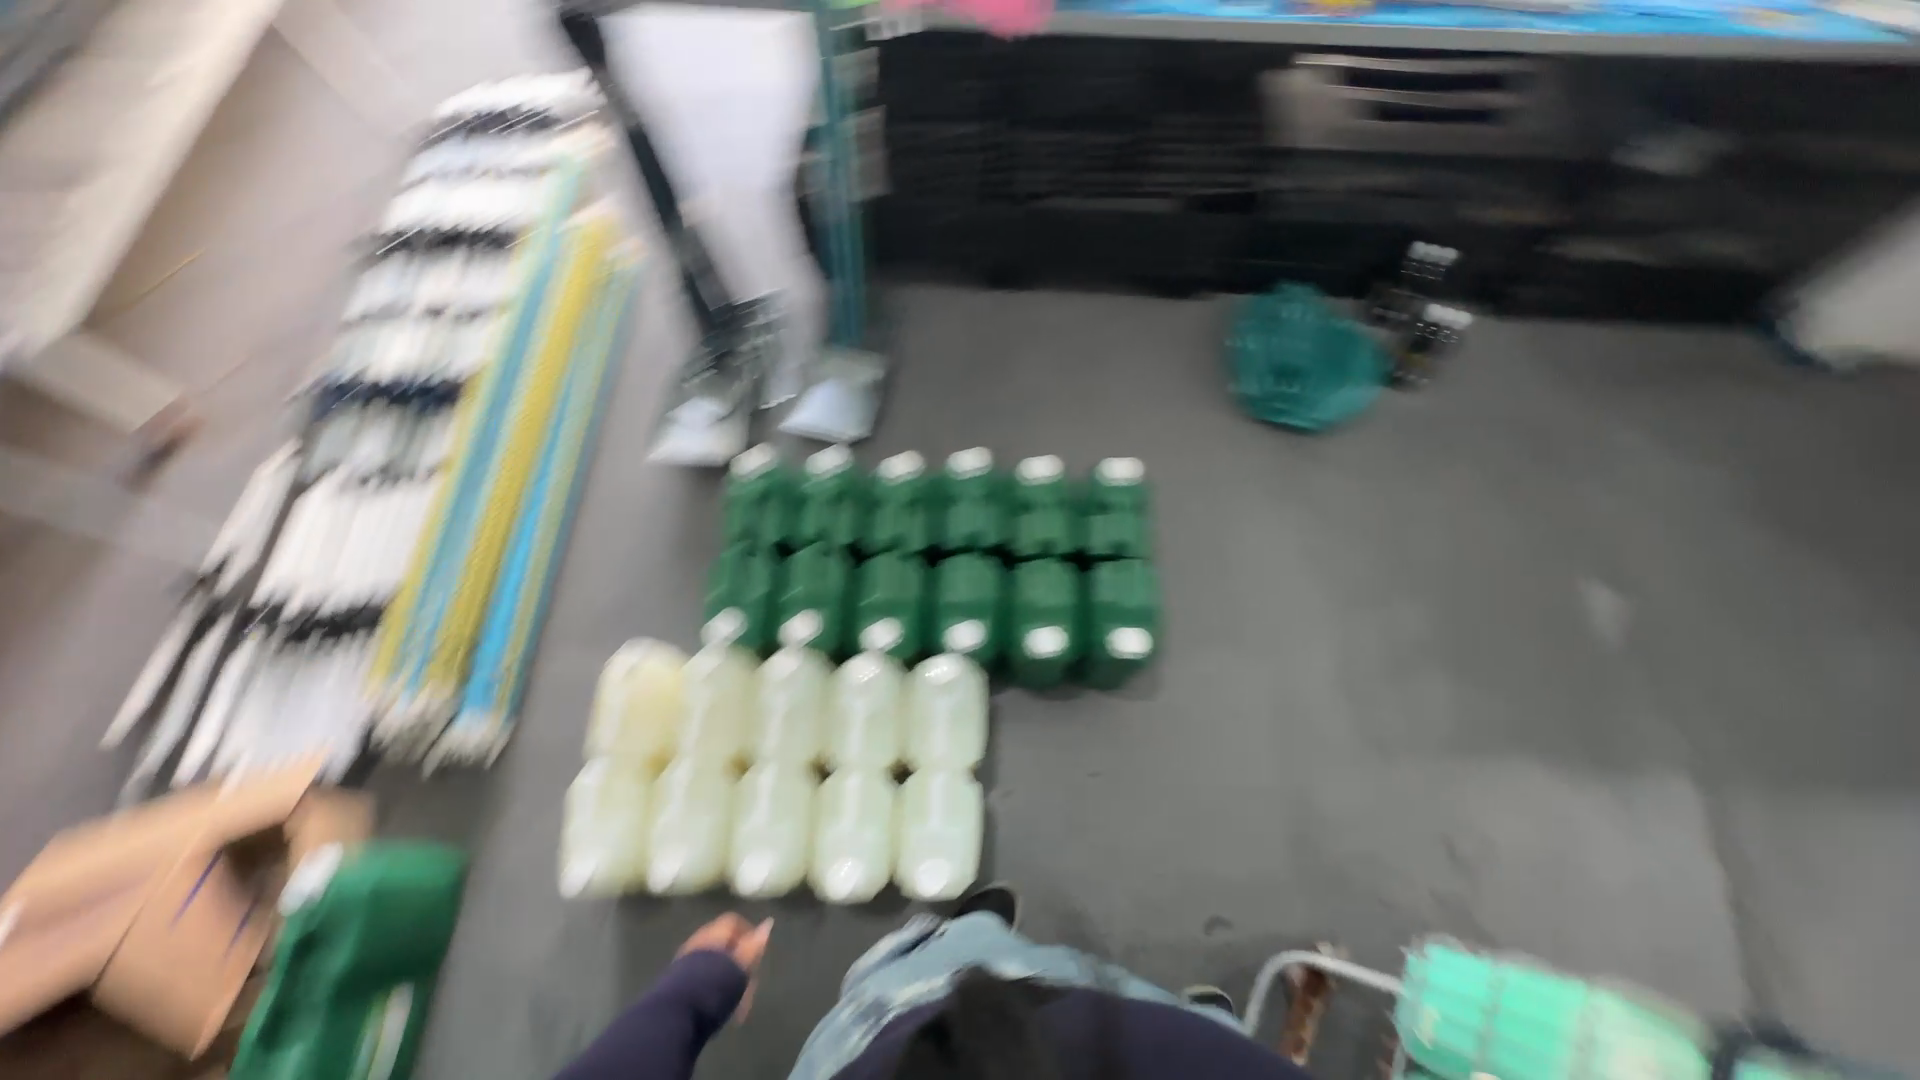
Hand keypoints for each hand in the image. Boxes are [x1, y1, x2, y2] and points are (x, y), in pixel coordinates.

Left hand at [678, 914, 772, 1020]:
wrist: (677, 1014)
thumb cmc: (715, 986)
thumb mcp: (741, 966)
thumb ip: (754, 944)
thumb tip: (768, 923)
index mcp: (713, 933)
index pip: (733, 922)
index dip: (749, 934)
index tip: (758, 955)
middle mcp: (698, 941)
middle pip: (724, 943)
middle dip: (739, 964)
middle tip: (749, 985)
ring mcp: (685, 962)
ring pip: (714, 964)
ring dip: (728, 979)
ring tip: (737, 1003)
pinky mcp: (678, 983)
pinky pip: (703, 979)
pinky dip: (714, 988)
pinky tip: (719, 1007)